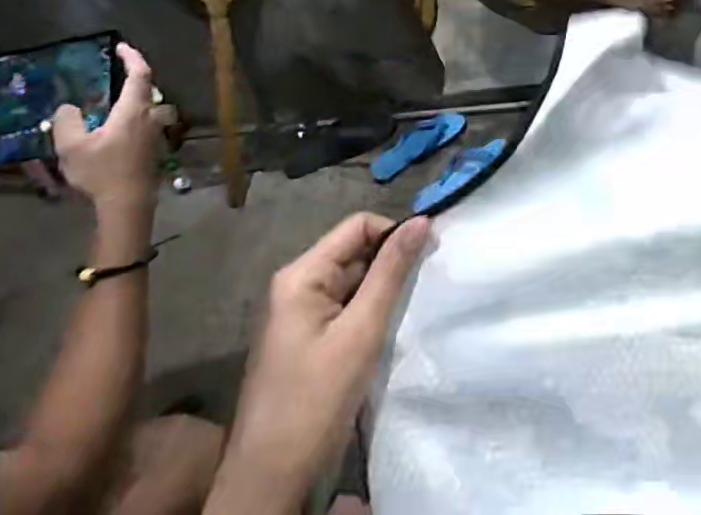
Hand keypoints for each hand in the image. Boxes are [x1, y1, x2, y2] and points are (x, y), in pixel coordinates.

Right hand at [51, 43, 161, 210]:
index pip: (140, 74)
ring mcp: (157, 131)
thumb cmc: (101, 171)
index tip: (121, 46)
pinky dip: (135, 115)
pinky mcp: (155, 145)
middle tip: (113, 73)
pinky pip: (148, 120)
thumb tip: (70, 107)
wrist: (128, 200)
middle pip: (148, 88)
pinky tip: (116, 125)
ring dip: (135, 98)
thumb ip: (67, 121)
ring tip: (112, 99)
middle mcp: (151, 115)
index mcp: (134, 109)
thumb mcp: (72, 146)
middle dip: (134, 77)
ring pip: (150, 105)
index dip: (133, 57)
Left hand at [208, 215, 431, 508]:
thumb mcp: (361, 331)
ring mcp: (300, 314)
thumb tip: (422, 220)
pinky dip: (371, 310)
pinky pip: (346, 306)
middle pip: (355, 251)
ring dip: (383, 288)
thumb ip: (391, 272)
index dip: (394, 232)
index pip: (357, 226)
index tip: (430, 254)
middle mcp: (297, 286)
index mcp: (301, 275)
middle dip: (391, 261)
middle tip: (427, 282)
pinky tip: (390, 327)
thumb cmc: (315, 400)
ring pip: (354, 280)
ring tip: (413, 305)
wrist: (270, 480)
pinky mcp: (308, 339)